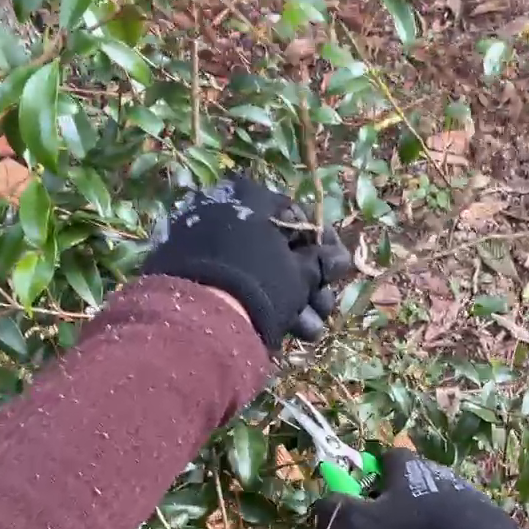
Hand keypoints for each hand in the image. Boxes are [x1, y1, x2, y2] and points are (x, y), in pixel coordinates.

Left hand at [141, 174, 352, 349]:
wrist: (200, 318)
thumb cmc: (261, 284)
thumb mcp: (302, 273)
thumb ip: (323, 263)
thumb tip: (341, 258)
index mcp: (252, 196)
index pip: (300, 219)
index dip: (325, 250)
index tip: (337, 274)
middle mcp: (224, 210)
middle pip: (279, 249)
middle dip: (308, 285)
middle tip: (324, 309)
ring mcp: (202, 241)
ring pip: (260, 270)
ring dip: (292, 301)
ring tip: (309, 332)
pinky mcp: (186, 271)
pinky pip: (234, 282)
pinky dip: (259, 303)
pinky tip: (283, 332)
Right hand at [312, 450, 519, 528]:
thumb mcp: (366, 527)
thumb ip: (335, 514)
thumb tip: (315, 508)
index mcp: (406, 466)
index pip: (379, 459)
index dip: (364, 481)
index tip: (358, 508)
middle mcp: (434, 471)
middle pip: (400, 488)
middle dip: (386, 514)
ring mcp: (461, 493)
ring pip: (422, 511)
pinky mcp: (479, 517)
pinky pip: (446, 528)